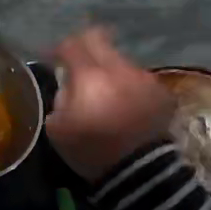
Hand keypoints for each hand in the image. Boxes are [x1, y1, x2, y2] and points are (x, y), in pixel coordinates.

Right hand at [45, 27, 176, 180]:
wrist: (138, 171)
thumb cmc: (90, 149)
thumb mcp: (57, 126)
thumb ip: (61, 96)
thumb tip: (67, 83)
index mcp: (89, 76)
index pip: (70, 44)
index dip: (57, 48)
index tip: (50, 58)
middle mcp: (118, 68)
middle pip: (98, 38)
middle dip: (84, 46)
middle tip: (75, 61)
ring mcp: (143, 77)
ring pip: (119, 59)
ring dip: (107, 67)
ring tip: (103, 87)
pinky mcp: (160, 91)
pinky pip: (137, 77)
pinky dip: (126, 84)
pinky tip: (123, 101)